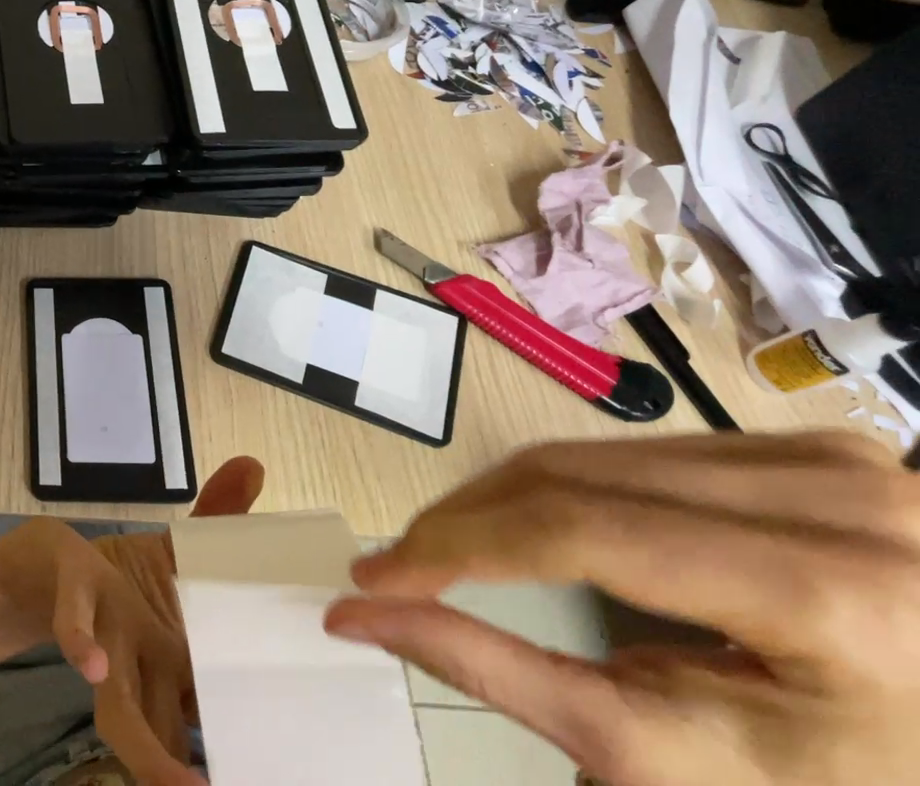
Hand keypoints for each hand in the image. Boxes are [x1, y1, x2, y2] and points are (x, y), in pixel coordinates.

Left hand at [52, 457, 266, 785]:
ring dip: (150, 752)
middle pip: (173, 733)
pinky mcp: (75, 600)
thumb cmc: (126, 572)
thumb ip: (220, 515)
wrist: (49, 563)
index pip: (220, 714)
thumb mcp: (181, 549)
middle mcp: (147, 666)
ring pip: (126, 709)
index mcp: (182, 660)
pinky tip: (89, 662)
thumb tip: (253, 466)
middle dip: (187, 772)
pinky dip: (78, 637)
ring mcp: (109, 641)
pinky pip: (75, 621)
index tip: (274, 767)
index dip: (246, 748)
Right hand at [324, 431, 919, 785]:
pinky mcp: (819, 448)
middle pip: (577, 478)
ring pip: (596, 454)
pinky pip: (642, 451)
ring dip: (503, 501)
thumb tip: (357, 615)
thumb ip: (498, 672)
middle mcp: (842, 501)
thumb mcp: (661, 755)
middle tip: (400, 568)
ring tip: (456, 551)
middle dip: (465, 520)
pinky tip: (543, 529)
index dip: (455, 546)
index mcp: (829, 597)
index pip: (579, 532)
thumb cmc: (823, 784)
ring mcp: (838, 461)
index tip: (373, 578)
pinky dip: (567, 487)